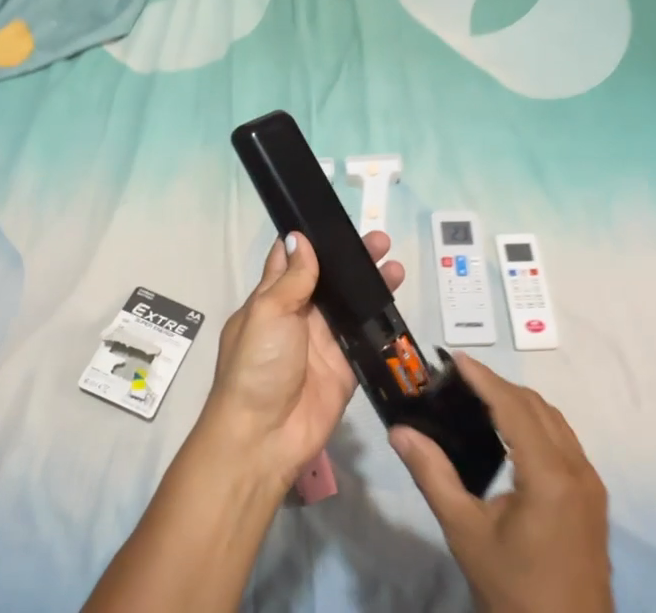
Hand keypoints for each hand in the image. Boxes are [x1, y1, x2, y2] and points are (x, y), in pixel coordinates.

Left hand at [200, 231, 403, 485]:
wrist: (264, 436)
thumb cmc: (256, 366)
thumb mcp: (268, 313)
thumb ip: (291, 278)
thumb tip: (299, 238)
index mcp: (271, 300)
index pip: (290, 261)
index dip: (310, 240)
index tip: (336, 219)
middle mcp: (298, 316)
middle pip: (329, 280)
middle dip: (352, 259)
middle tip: (380, 240)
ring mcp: (324, 343)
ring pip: (352, 305)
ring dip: (372, 284)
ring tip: (395, 265)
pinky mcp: (346, 367)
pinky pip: (367, 339)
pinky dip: (382, 321)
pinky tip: (399, 300)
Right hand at [391, 353, 612, 612]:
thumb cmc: (512, 587)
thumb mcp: (465, 532)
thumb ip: (433, 476)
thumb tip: (400, 432)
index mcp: (549, 475)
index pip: (514, 407)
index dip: (484, 378)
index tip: (456, 359)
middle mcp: (577, 469)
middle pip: (537, 408)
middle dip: (499, 386)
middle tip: (459, 380)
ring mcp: (590, 483)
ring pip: (556, 422)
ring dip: (520, 403)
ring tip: (480, 399)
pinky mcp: (593, 497)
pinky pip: (565, 442)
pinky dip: (536, 425)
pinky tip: (511, 434)